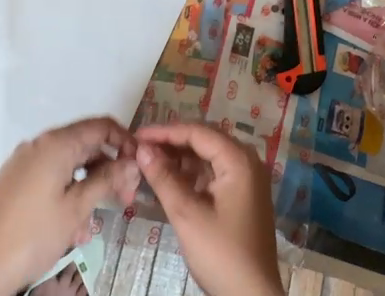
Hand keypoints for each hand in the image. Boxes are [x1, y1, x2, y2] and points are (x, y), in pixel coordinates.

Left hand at [0, 117, 140, 294]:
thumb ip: (107, 179)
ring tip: (93, 225)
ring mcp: (24, 164)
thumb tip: (132, 161)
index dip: (125, 142)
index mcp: (55, 143)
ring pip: (69, 167)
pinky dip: (67, 196)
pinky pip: (50, 179)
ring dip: (88, 189)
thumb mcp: (76, 209)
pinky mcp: (14, 184)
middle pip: (85, 146)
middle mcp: (39, 145)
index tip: (140, 167)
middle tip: (125, 200)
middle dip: (108, 170)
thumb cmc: (32, 235)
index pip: (101, 126)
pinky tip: (72, 229)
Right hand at [136, 123, 283, 295]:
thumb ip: (164, 178)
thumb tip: (142, 149)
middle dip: (172, 143)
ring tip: (149, 164)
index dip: (165, 131)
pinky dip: (192, 175)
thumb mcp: (187, 215)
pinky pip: (215, 174)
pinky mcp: (243, 196)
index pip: (198, 132)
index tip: (137, 135)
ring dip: (181, 159)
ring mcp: (247, 179)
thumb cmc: (221, 253)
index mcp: (238, 159)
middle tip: (140, 148)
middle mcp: (247, 161)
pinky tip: (170, 181)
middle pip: (205, 141)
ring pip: (209, 158)